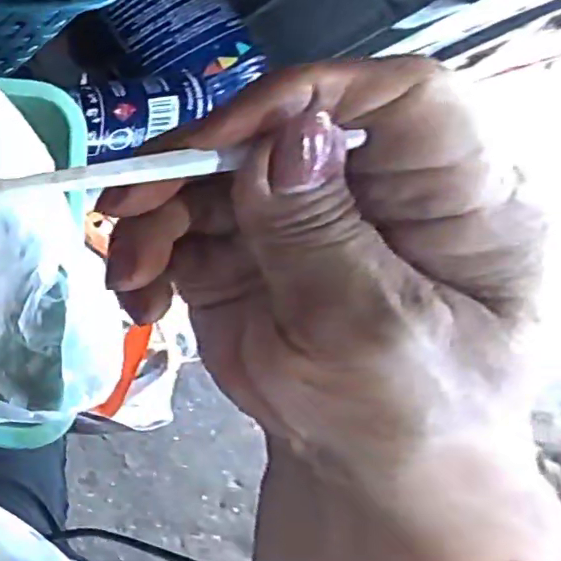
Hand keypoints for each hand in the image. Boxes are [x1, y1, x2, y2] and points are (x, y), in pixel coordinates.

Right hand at [100, 58, 544, 473]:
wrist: (355, 461)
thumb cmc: (402, 401)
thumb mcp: (367, 320)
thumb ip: (320, 232)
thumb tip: (284, 138)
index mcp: (441, 194)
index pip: (390, 99)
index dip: (298, 99)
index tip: (212, 142)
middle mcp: (359, 195)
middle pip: (256, 143)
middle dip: (178, 174)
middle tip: (119, 212)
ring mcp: (285, 225)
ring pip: (194, 190)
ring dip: (144, 233)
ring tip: (129, 285)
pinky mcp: (227, 258)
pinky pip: (166, 238)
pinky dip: (140, 268)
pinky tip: (141, 307)